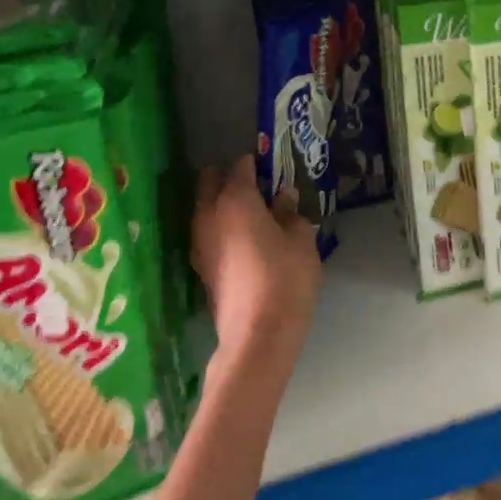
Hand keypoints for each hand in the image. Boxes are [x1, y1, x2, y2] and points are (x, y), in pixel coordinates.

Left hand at [192, 156, 321, 361]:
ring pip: (205, 209)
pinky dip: (222, 227)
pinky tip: (245, 238)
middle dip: (229, 177)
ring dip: (223, 203)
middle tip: (259, 186)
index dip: (257, 162)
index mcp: (234, 200)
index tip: (274, 166)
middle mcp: (208, 216)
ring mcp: (199, 244)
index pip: (239, 166)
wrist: (258, 336)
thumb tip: (282, 198)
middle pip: (209, 182)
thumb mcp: (300, 239)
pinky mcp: (200, 268)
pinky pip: (208, 232)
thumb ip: (290, 213)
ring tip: (254, 212)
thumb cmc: (285, 277)